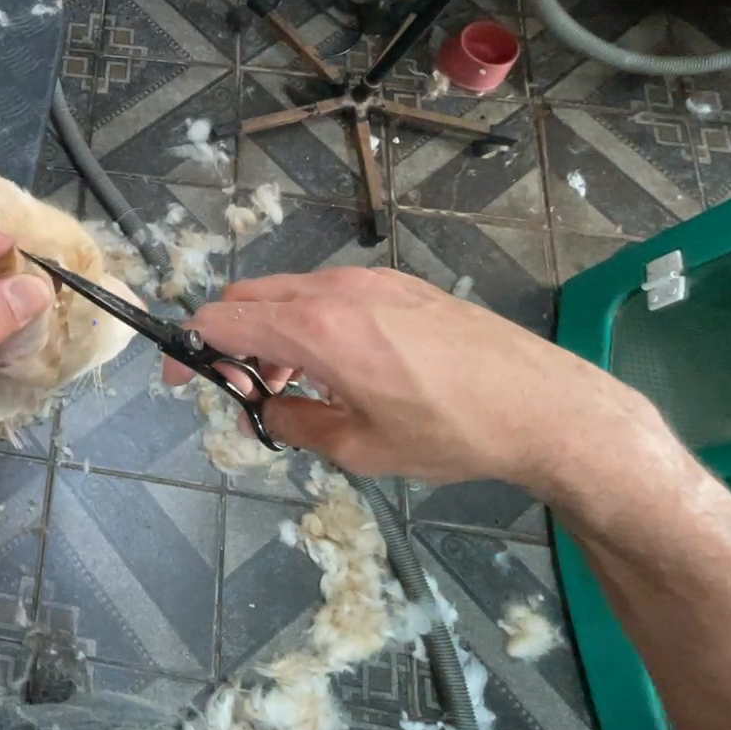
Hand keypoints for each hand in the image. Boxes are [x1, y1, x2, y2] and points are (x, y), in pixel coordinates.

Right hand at [163, 267, 668, 494]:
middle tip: (242, 387)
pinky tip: (336, 362)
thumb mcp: (356, 448)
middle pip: (245, 297)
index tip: (179, 377)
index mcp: (314, 329)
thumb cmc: (449, 434)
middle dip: (227, 340)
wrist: (551, 408)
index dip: (188, 347)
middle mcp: (333, 290)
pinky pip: (325, 292)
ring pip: (284, 292)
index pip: (220, 320)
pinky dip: (304, 320)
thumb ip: (289, 421)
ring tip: (291, 382)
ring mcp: (368, 281)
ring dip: (267, 331)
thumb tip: (262, 407)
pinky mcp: (397, 284)